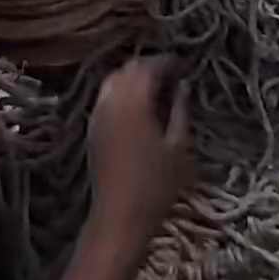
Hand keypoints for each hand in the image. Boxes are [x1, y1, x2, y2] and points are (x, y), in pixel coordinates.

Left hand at [87, 57, 189, 245]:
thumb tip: (183, 86)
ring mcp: (98, 113)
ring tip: (157, 87)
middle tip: (173, 75)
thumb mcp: (178, 147)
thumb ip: (180, 110)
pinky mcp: (92, 127)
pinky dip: (122, 90)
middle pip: (129, 68)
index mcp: (133, 102)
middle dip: (151, 66)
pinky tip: (139, 104)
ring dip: (134, 77)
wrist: (119, 217)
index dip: (168, 62)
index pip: (149, 67)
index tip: (186, 65)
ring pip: (114, 79)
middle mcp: (111, 101)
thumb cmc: (155, 185)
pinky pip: (106, 95)